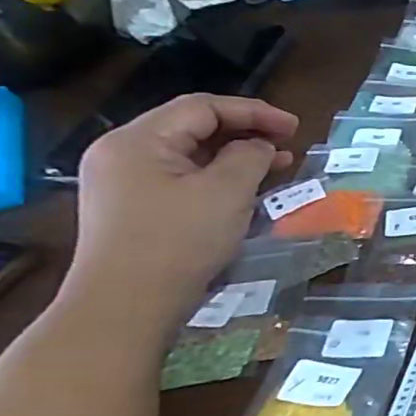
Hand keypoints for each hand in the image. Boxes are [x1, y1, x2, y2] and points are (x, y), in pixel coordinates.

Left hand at [66, 94, 296, 317]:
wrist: (124, 307)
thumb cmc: (178, 242)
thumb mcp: (226, 192)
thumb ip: (250, 157)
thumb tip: (260, 146)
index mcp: (137, 140)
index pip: (202, 107)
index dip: (254, 111)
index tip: (294, 127)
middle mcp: (121, 153)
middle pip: (191, 127)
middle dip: (245, 131)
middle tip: (287, 143)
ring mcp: (120, 182)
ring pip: (187, 154)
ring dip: (233, 155)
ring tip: (276, 166)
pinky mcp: (129, 209)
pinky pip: (178, 178)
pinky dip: (214, 177)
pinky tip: (243, 190)